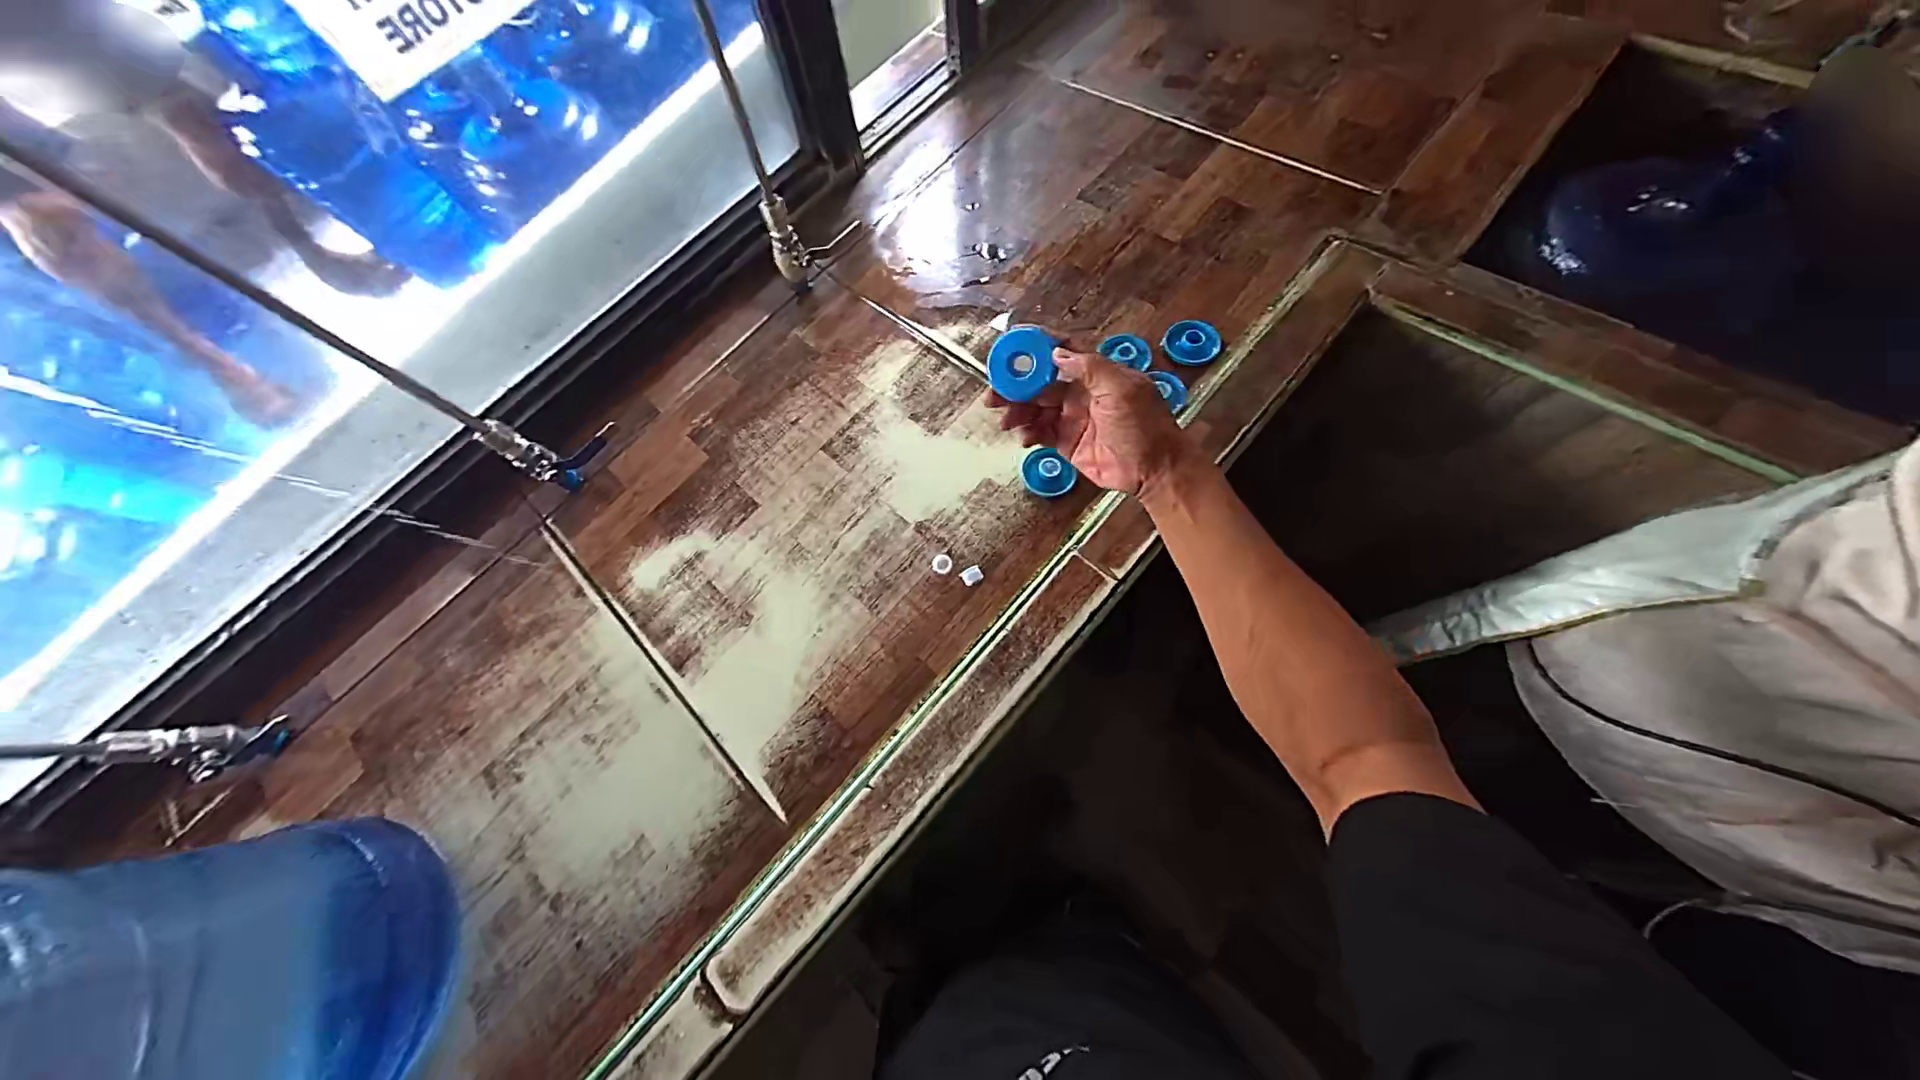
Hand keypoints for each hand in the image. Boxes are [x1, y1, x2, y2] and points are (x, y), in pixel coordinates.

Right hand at [986, 347, 1198, 497]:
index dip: (1036, 347)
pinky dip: (1028, 433)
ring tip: (1006, 420)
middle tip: (995, 393)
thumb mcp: (1121, 388)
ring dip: (1017, 411)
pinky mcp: (1066, 442)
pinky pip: (1040, 433)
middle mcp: (1080, 392)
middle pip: (1039, 382)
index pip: (1061, 351)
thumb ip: (1089, 367)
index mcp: (1094, 373)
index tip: (1012, 347)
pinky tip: (1024, 437)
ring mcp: (1072, 417)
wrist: (1153, 469)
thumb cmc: (1145, 426)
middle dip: (1015, 385)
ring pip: (1035, 408)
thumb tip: (1057, 353)